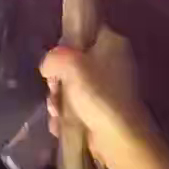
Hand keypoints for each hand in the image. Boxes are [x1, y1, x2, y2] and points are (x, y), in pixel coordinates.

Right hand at [40, 28, 160, 163]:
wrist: (118, 137)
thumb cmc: (96, 93)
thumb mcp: (69, 64)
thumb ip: (53, 58)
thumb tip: (49, 67)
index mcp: (113, 43)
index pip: (85, 31)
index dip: (67, 43)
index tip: (55, 59)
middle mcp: (114, 62)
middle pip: (75, 62)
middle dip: (58, 79)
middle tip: (54, 89)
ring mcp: (110, 88)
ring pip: (73, 86)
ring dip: (59, 100)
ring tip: (56, 112)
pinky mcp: (104, 110)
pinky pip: (78, 106)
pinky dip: (67, 115)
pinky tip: (60, 124)